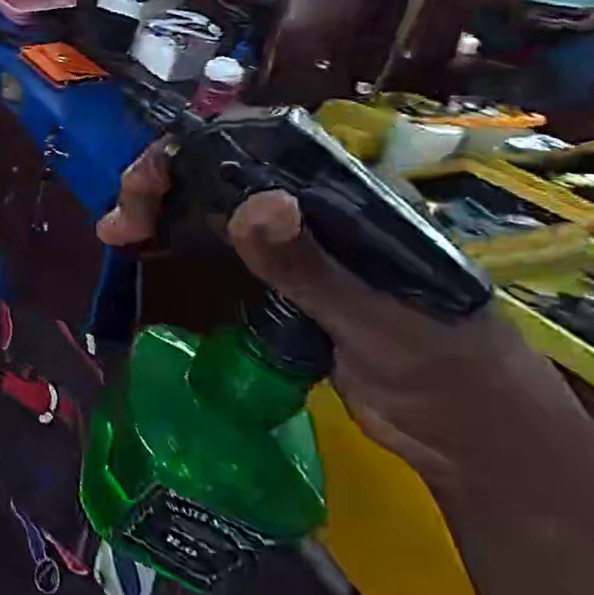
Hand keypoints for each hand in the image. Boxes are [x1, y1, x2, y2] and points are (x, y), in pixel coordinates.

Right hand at [93, 142, 576, 479]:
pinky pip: (214, 247)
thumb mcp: (383, 322)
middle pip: (219, 172)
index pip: (256, 146)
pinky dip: (172, 242)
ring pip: (208, 206)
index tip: (151, 177)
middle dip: (161, 184)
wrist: (478, 449)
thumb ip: (313, 266)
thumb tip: (255, 202)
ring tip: (115, 234)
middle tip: (120, 218)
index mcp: (346, 197)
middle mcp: (311, 207)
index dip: (196, 149)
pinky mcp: (275, 280)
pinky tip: (140, 251)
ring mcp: (290, 244)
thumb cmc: (456, 375)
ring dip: (157, 212)